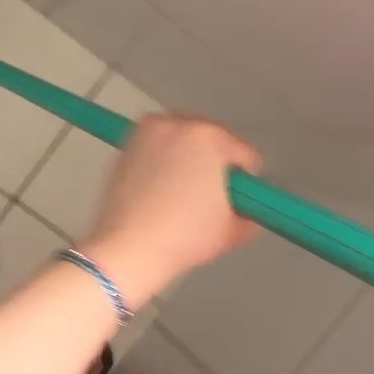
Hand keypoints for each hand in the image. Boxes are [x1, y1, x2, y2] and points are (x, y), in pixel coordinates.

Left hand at [79, 114, 260, 305]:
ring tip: (182, 192)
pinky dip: (161, 160)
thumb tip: (244, 210)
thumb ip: (249, 212)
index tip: (238, 196)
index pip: (242, 153)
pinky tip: (160, 188)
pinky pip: (155, 148)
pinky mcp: (125, 147)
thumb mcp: (232, 229)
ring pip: (180, 139)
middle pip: (210, 139)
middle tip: (209, 193)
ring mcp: (146, 133)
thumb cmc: (181, 236)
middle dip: (213, 161)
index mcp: (209, 137)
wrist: (129, 248)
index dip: (244, 179)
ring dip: (186, 157)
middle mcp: (176, 125)